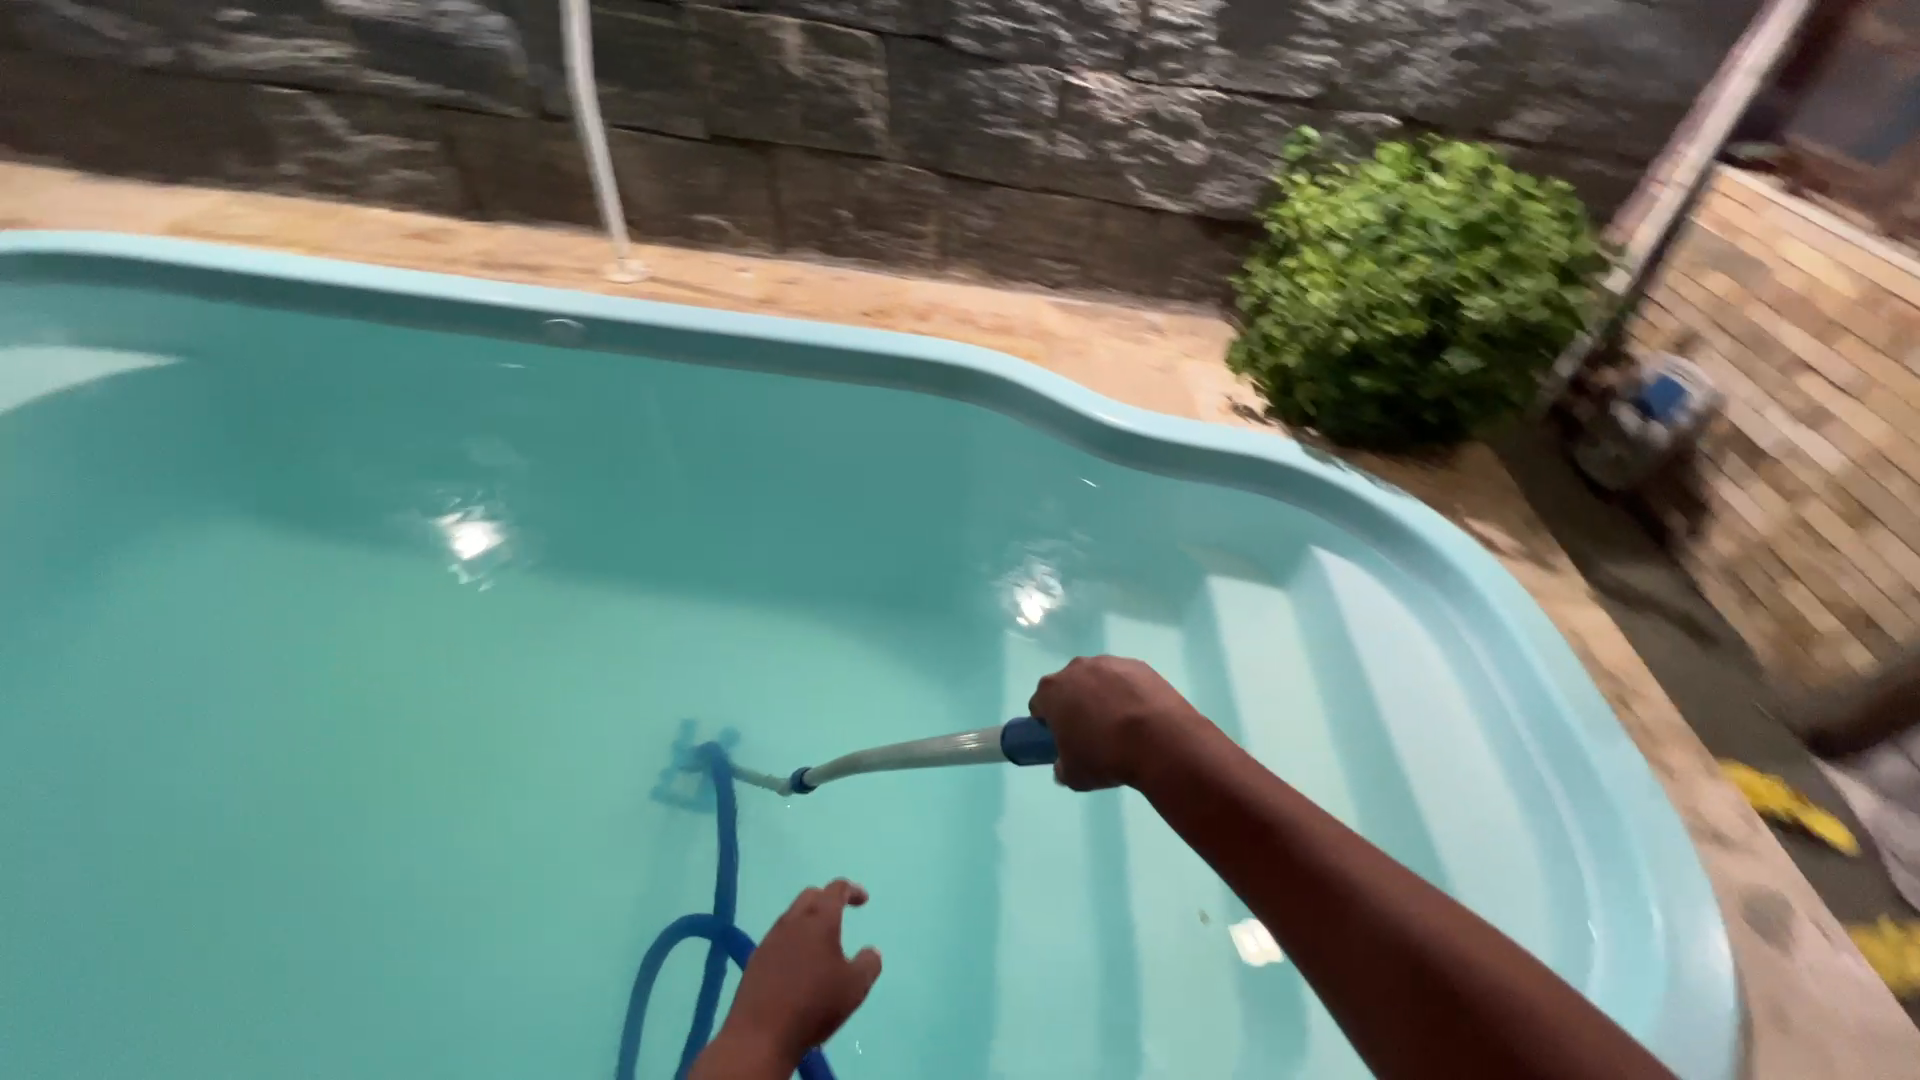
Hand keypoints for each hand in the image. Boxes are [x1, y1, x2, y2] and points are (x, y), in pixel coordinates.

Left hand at [708, 880, 881, 1069]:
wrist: (760, 1036)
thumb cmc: (814, 1005)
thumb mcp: (855, 987)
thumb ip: (869, 964)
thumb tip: (871, 951)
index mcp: (819, 920)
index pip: (836, 890)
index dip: (852, 890)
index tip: (863, 900)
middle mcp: (792, 922)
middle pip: (810, 896)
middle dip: (827, 899)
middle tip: (840, 915)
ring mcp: (770, 940)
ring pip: (791, 917)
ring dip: (808, 921)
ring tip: (819, 944)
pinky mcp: (755, 961)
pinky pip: (777, 940)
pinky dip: (792, 942)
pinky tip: (797, 966)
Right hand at [1029, 655, 1216, 790]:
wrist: (1160, 741)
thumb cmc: (1106, 757)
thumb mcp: (1073, 775)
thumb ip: (1061, 767)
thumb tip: (1064, 765)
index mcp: (1052, 691)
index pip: (1039, 704)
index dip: (1047, 722)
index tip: (1061, 738)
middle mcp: (1076, 668)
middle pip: (1069, 687)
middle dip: (1075, 705)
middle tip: (1091, 733)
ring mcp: (1109, 663)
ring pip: (1098, 680)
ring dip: (1103, 696)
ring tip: (1122, 725)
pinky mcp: (1139, 665)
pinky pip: (1125, 680)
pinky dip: (1128, 693)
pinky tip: (1141, 715)